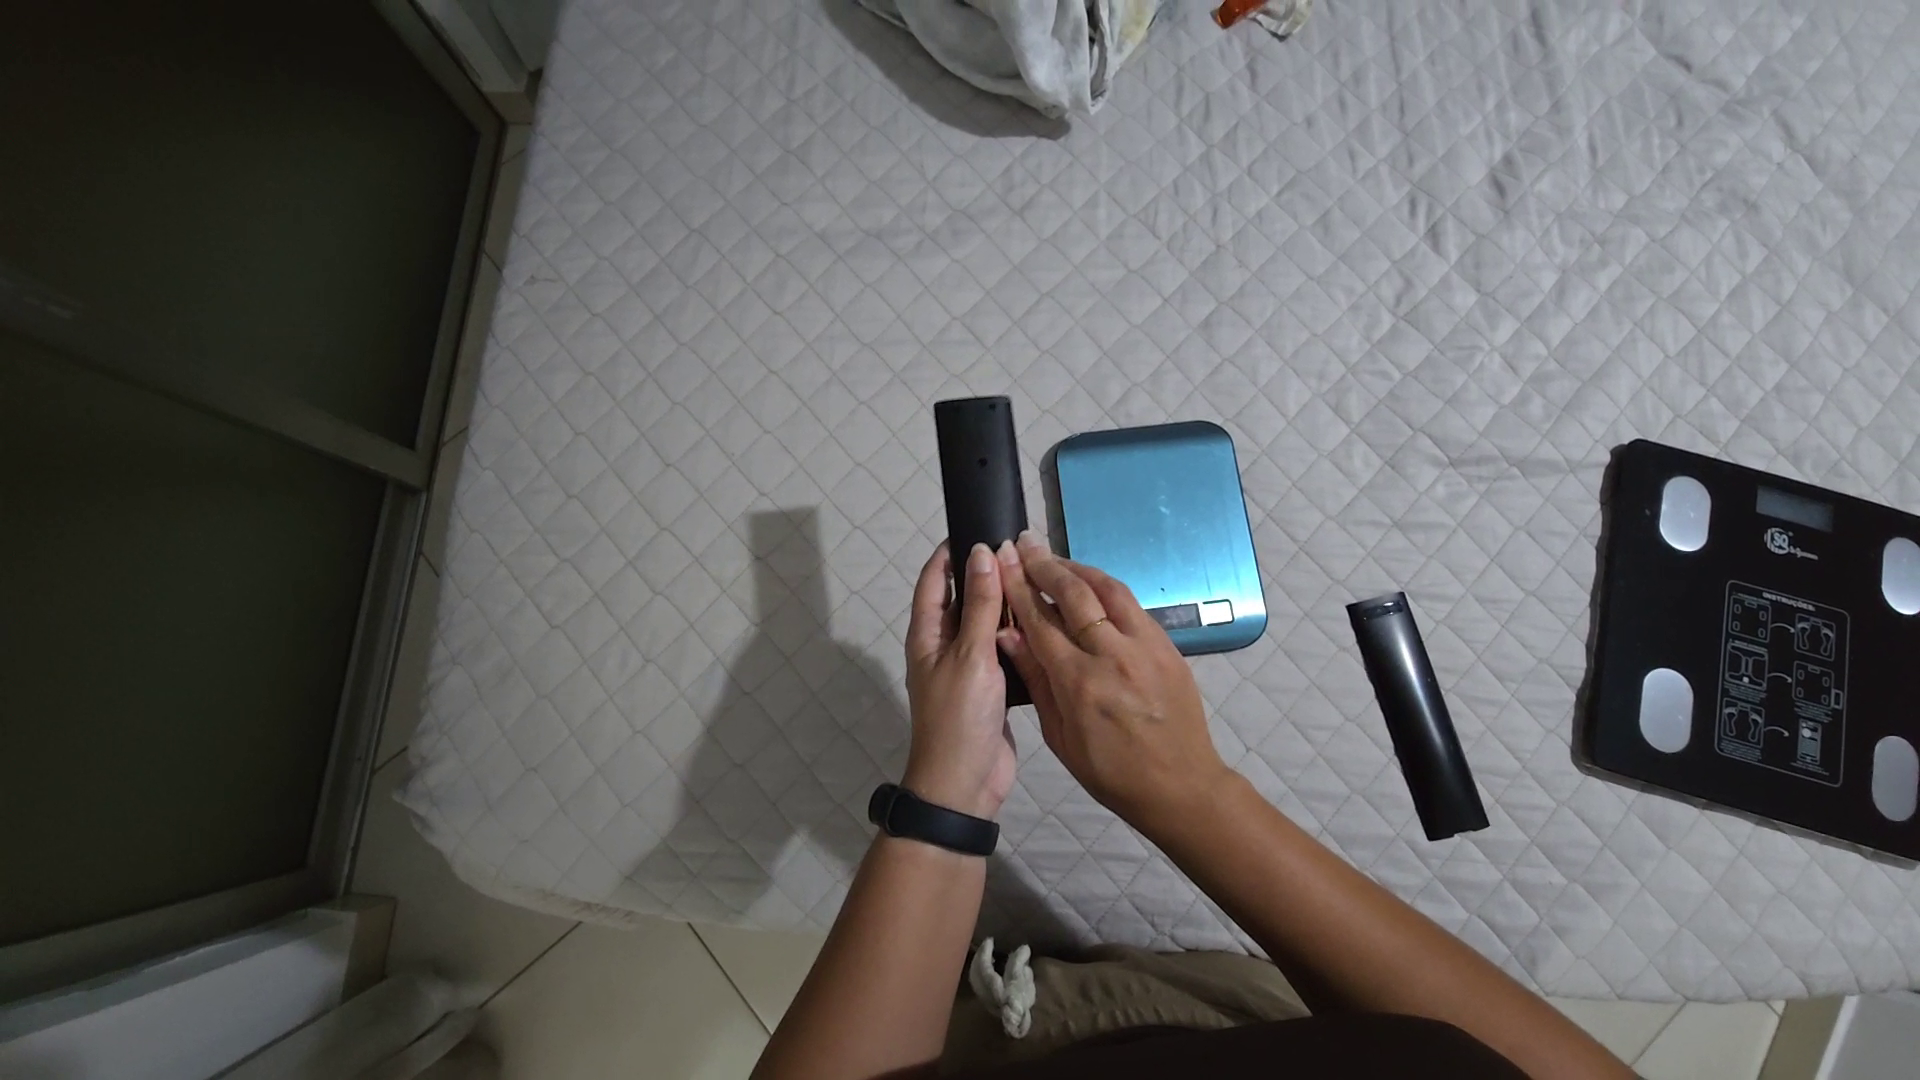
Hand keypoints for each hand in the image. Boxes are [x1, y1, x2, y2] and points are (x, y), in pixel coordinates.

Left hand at [902, 542, 1017, 819]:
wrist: (964, 783)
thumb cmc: (960, 715)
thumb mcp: (971, 655)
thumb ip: (981, 606)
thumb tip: (982, 553)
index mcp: (928, 635)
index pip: (933, 581)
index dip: (949, 553)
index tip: (979, 528)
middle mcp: (944, 647)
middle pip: (963, 601)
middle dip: (986, 576)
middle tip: (1021, 552)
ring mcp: (968, 669)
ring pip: (988, 627)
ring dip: (1007, 607)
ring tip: (1040, 581)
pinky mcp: (991, 689)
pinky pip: (1004, 652)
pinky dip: (1020, 637)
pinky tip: (1047, 625)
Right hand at [994, 532, 1230, 829]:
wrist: (1179, 785)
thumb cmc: (1109, 771)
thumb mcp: (1059, 736)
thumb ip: (1036, 679)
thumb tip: (1007, 634)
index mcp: (1079, 684)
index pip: (1040, 622)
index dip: (1017, 587)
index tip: (1001, 560)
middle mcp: (1112, 656)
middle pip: (1073, 594)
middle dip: (1044, 565)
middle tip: (1024, 544)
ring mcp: (1145, 647)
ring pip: (1107, 589)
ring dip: (1076, 567)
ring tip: (1054, 557)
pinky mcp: (1166, 646)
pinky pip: (1132, 604)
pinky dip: (1106, 585)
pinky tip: (1090, 581)